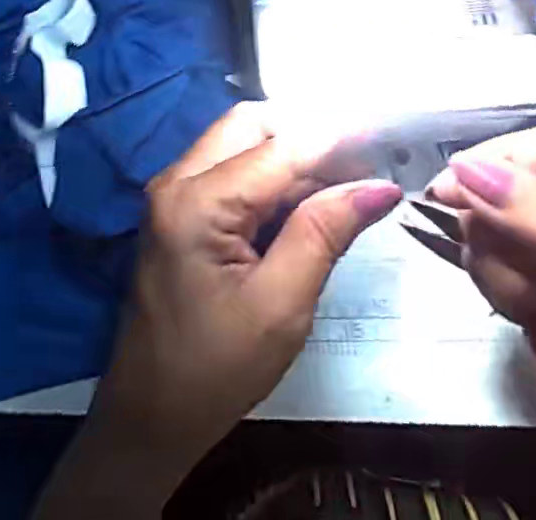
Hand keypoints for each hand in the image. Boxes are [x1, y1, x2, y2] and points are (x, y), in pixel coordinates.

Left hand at [32, 103, 402, 518]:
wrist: (150, 410)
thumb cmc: (215, 369)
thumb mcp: (281, 306)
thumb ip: (324, 233)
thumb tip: (378, 186)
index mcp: (196, 202)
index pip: (277, 148)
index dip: (334, 139)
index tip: (385, 135)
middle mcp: (176, 180)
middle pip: (249, 125)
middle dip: (307, 134)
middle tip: (360, 163)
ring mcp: (173, 191)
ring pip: (240, 141)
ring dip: (292, 153)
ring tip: (345, 180)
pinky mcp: (178, 207)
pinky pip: (230, 168)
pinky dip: (271, 174)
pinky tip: (307, 197)